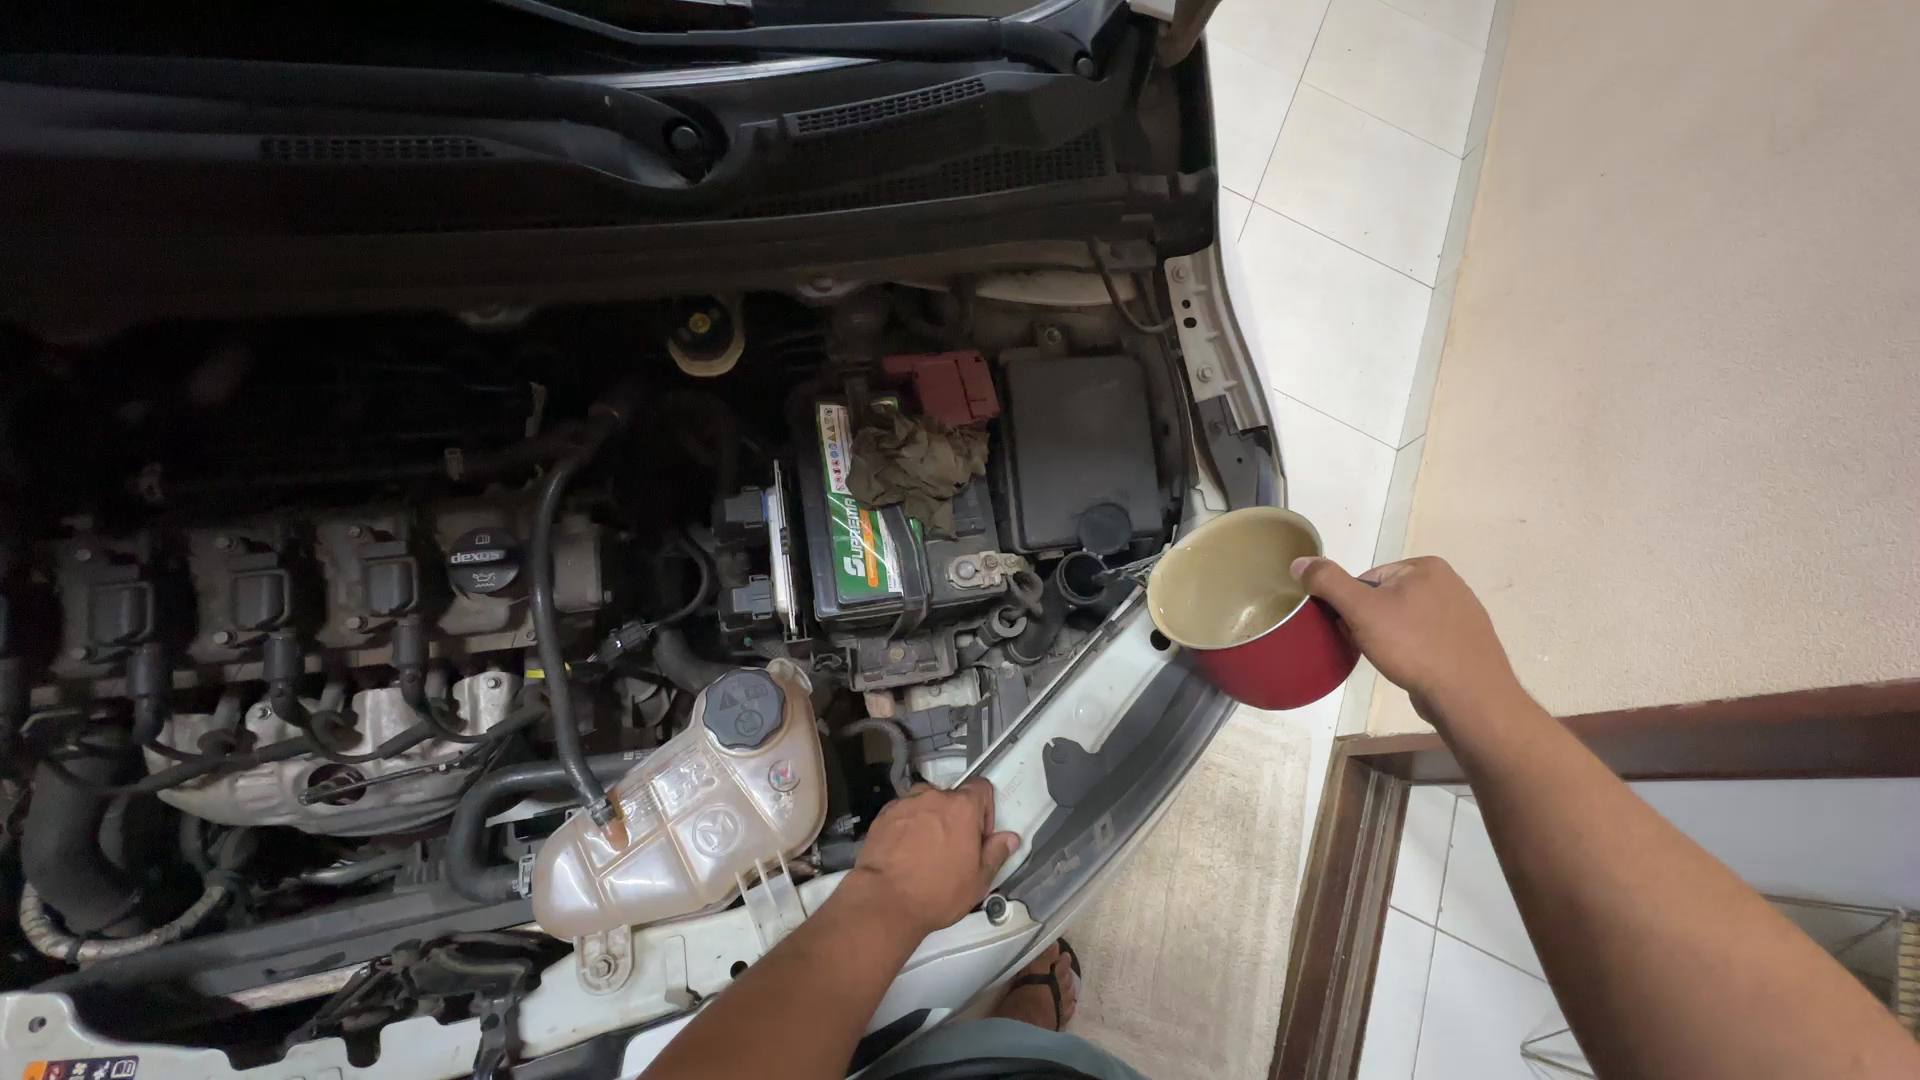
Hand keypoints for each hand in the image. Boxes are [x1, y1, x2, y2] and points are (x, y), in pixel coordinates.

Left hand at [842, 778, 1019, 940]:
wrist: (886, 901)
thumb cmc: (936, 892)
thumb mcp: (978, 880)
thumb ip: (996, 853)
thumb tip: (1009, 839)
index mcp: (962, 807)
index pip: (981, 787)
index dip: (985, 810)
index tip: (979, 835)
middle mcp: (933, 797)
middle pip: (951, 798)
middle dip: (955, 818)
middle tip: (952, 849)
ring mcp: (906, 803)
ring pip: (925, 804)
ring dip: (930, 819)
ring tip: (925, 851)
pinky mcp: (883, 814)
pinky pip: (902, 813)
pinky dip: (906, 826)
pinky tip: (904, 853)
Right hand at [1291, 555, 1523, 723]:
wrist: (1469, 697)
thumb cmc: (1413, 646)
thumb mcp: (1361, 610)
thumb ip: (1328, 582)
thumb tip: (1299, 562)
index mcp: (1425, 566)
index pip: (1365, 580)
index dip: (1350, 606)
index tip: (1352, 629)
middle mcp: (1448, 583)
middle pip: (1383, 599)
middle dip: (1368, 623)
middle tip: (1368, 647)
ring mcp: (1462, 613)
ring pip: (1402, 620)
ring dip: (1387, 638)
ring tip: (1389, 660)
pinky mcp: (1466, 641)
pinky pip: (1423, 638)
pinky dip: (1410, 650)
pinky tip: (1410, 667)